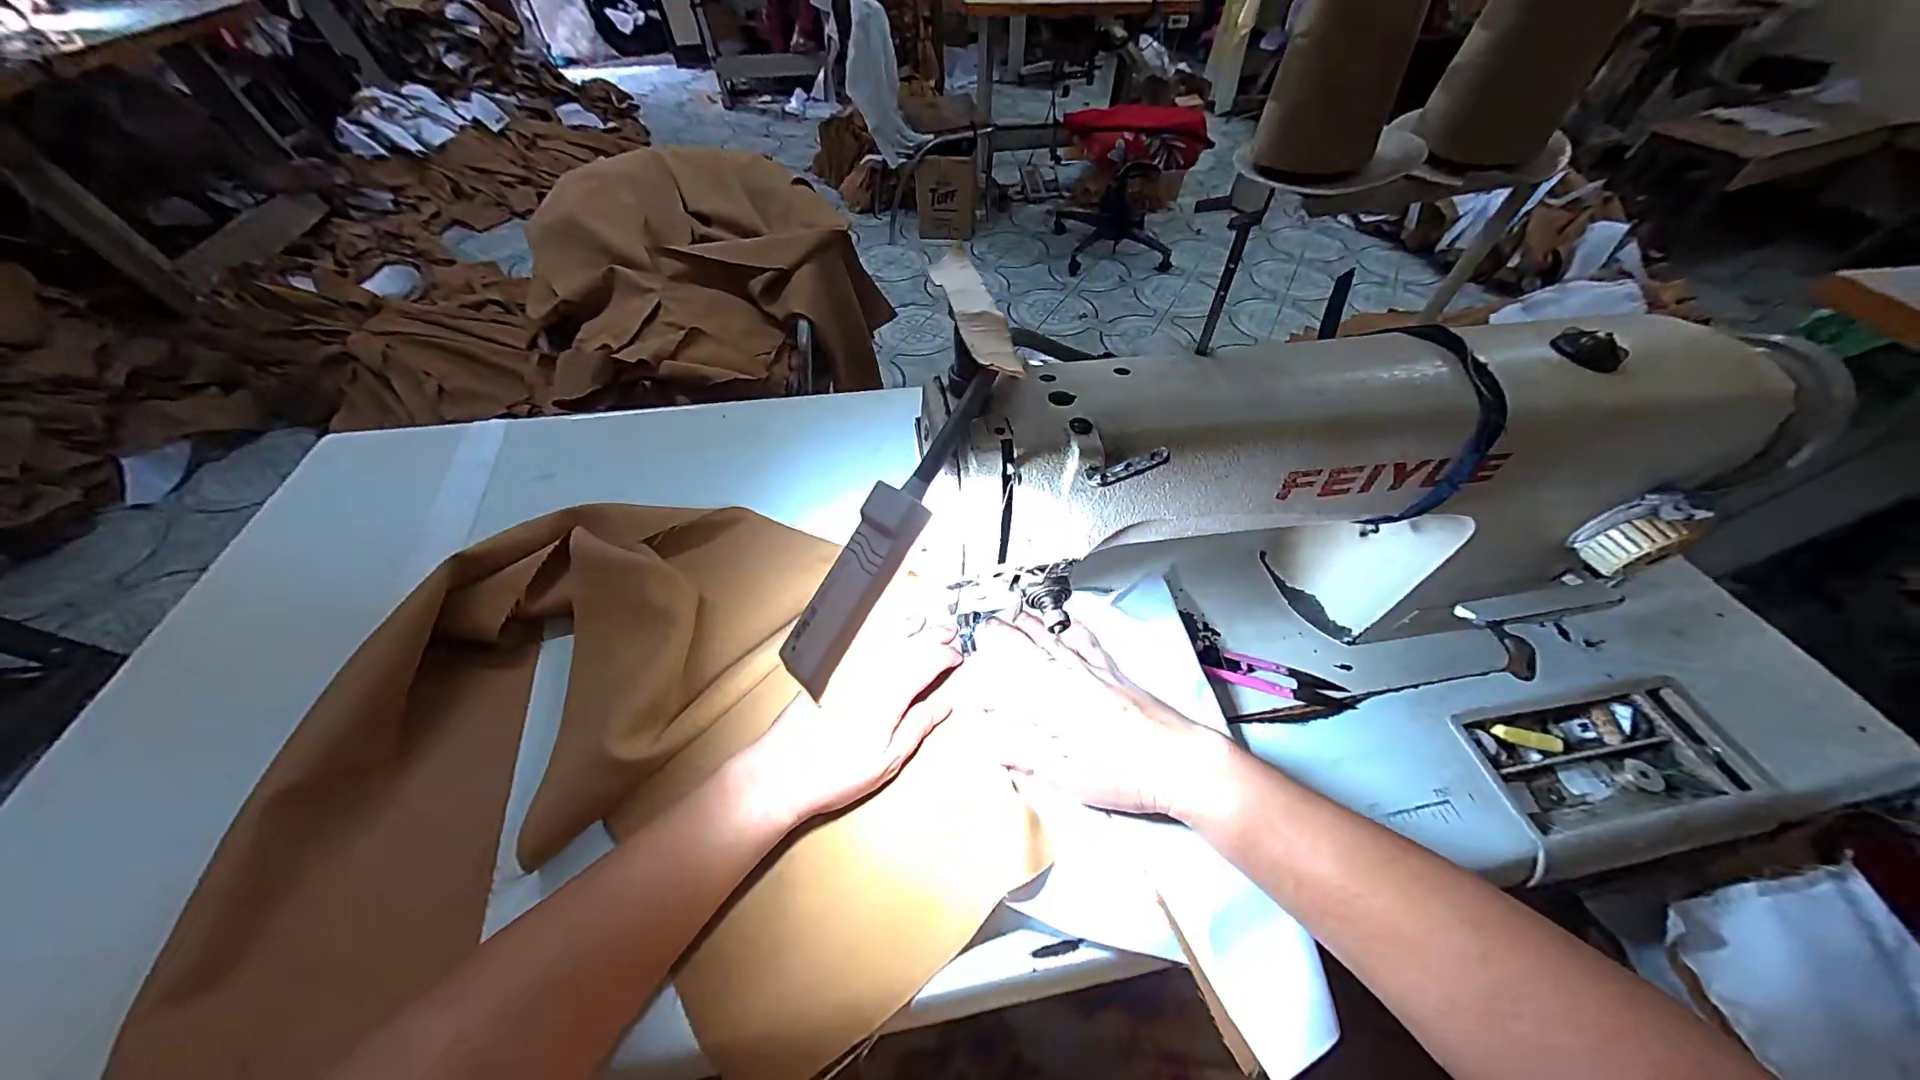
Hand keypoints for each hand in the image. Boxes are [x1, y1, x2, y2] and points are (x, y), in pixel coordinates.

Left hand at [736, 581, 961, 823]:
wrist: (778, 771)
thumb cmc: (831, 773)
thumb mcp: (887, 760)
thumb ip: (918, 726)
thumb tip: (942, 704)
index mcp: (889, 694)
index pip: (928, 660)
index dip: (948, 655)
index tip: (959, 658)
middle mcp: (868, 672)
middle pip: (908, 641)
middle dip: (933, 633)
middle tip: (950, 633)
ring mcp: (847, 668)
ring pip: (884, 635)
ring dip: (908, 626)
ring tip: (923, 621)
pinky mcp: (829, 670)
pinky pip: (862, 641)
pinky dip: (881, 631)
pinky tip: (885, 631)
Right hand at [957, 614, 1236, 820]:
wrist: (1181, 762)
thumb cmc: (1127, 774)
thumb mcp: (1068, 777)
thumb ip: (1024, 755)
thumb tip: (988, 740)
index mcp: (1052, 702)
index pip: (1004, 678)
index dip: (979, 679)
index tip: (966, 686)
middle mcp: (1069, 676)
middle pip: (1024, 643)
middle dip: (995, 633)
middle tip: (978, 630)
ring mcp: (1092, 668)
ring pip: (1052, 634)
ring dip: (1026, 621)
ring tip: (1007, 612)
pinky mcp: (1113, 669)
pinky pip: (1085, 636)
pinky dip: (1068, 623)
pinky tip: (1063, 619)